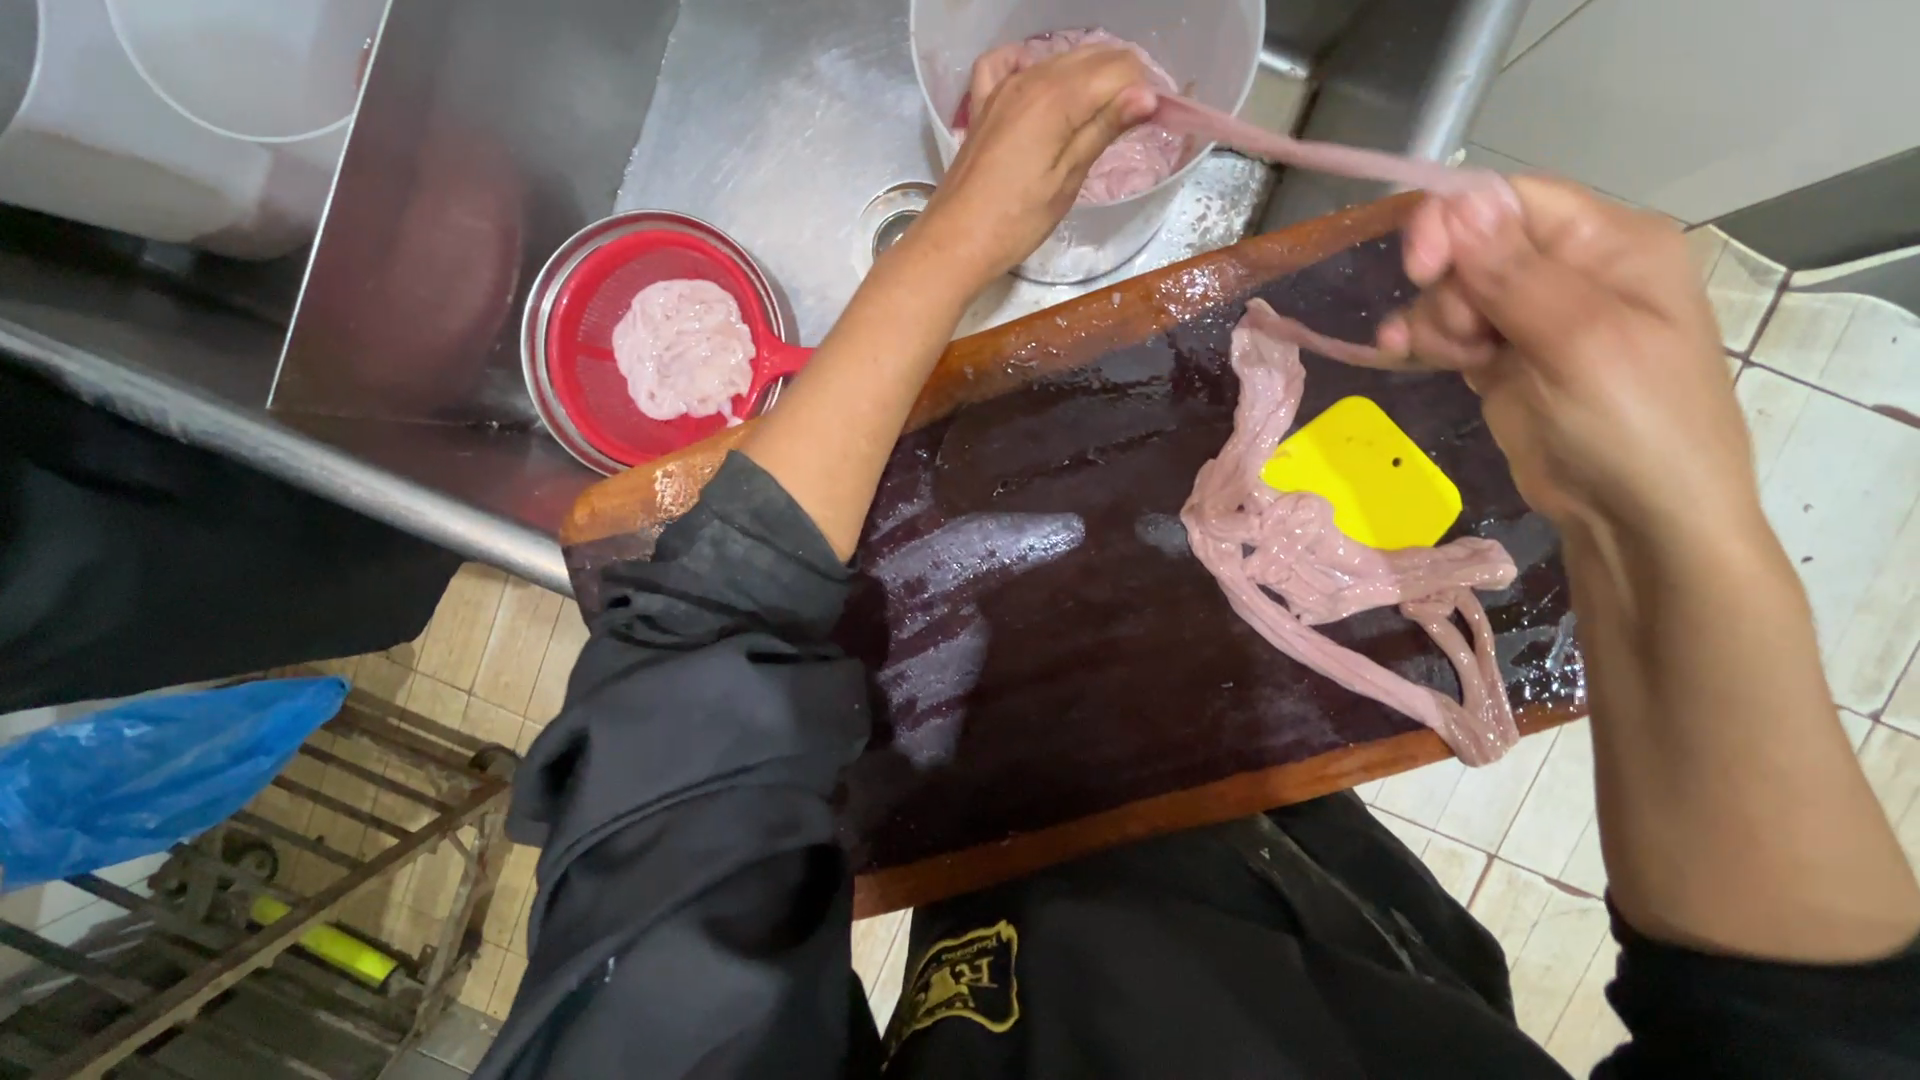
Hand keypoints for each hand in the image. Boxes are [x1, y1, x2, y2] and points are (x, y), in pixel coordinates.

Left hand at [910, 44, 1158, 289]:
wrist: (954, 243)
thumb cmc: (1014, 222)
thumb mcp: (1066, 180)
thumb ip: (1102, 130)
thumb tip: (1145, 95)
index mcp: (1055, 98)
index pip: (1119, 70)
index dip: (1143, 92)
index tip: (1154, 122)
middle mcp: (1029, 79)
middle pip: (1093, 57)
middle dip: (1121, 83)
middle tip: (1132, 124)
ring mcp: (1001, 88)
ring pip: (1059, 59)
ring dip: (1087, 78)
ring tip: (1099, 118)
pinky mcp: (983, 105)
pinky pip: (1009, 63)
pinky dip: (1032, 66)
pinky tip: (1044, 87)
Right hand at [1379, 177, 1758, 543]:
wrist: (1638, 517)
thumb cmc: (1633, 423)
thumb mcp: (1580, 340)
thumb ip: (1515, 272)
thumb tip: (1458, 199)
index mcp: (1611, 244)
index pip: (1512, 200)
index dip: (1456, 223)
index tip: (1420, 269)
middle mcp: (1572, 270)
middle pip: (1473, 246)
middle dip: (1449, 288)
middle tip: (1464, 339)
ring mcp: (1535, 318)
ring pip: (1453, 291)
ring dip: (1435, 322)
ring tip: (1457, 361)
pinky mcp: (1505, 359)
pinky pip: (1450, 330)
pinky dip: (1425, 341)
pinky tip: (1404, 356)